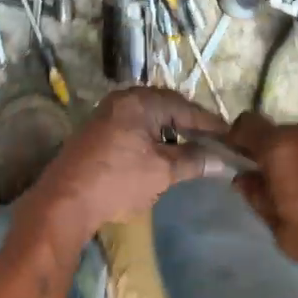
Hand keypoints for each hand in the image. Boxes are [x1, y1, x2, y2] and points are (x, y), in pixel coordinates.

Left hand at [21, 88, 228, 238]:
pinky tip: (163, 150)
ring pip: (149, 115)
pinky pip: (135, 124)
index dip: (208, 122)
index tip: (231, 135)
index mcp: (139, 101)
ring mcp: (108, 113)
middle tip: (214, 139)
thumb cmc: (118, 180)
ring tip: (193, 146)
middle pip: (165, 105)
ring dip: (171, 128)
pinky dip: (154, 134)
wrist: (66, 198)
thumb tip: (221, 159)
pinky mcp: (100, 130)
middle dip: (190, 122)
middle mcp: (123, 99)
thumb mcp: (162, 171)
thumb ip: (193, 160)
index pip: (183, 106)